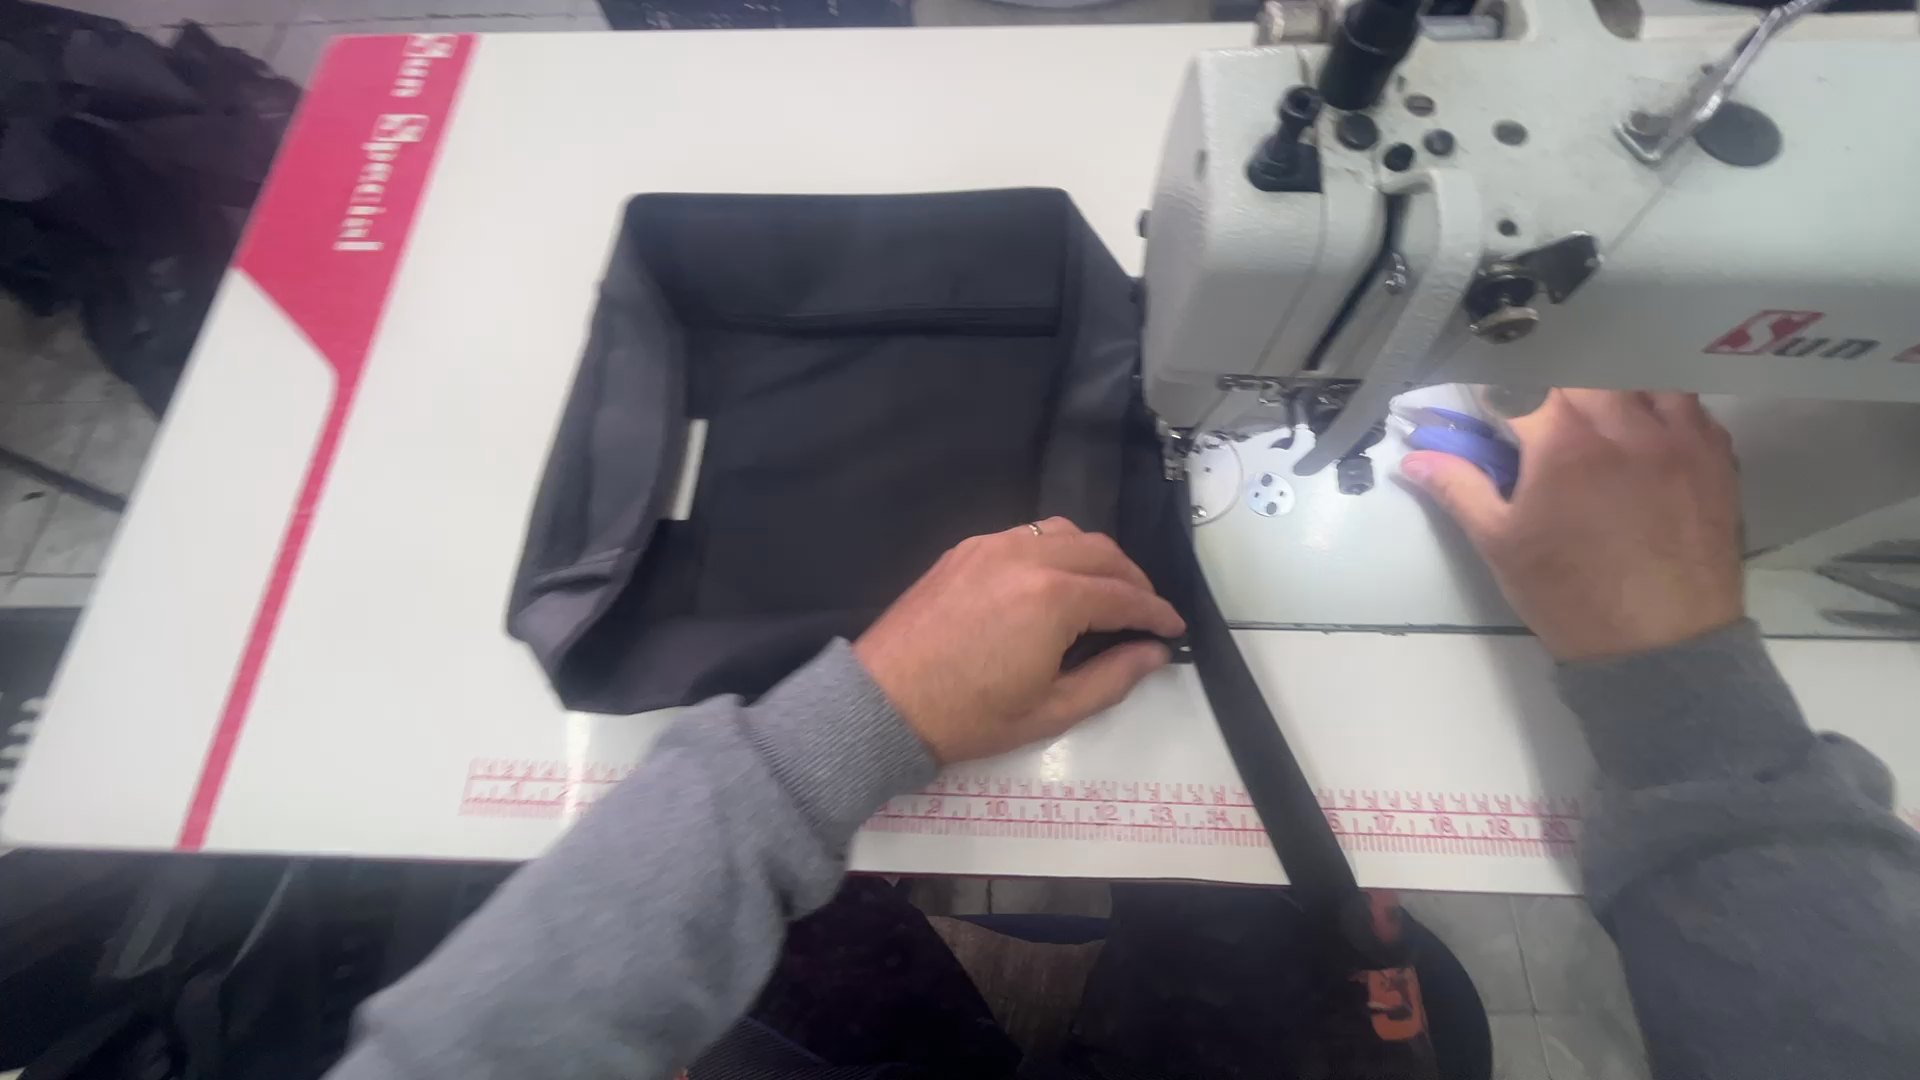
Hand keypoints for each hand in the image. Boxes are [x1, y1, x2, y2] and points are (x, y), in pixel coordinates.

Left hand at [853, 519, 1185, 764]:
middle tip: (1144, 611)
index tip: (1173, 628)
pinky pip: (1025, 535)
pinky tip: (1052, 579)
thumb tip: (1153, 653)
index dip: (1156, 612)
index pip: (1124, 595)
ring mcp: (991, 546)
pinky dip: (1054, 549)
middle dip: (1133, 579)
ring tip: (1104, 590)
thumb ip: (1113, 677)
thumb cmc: (969, 716)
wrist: (884, 701)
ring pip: (1063, 532)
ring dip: (1095, 557)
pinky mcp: (965, 549)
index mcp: (1053, 598)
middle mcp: (1026, 557)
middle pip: (1101, 552)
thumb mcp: (1051, 710)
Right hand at [1401, 389, 1742, 661]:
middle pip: (1584, 372)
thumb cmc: (1565, 590)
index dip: (1495, 389)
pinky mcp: (1716, 458)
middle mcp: (1627, 429)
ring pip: (1641, 377)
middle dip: (1548, 382)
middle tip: (1528, 406)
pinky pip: (1688, 404)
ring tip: (1584, 409)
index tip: (1480, 402)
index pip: (1523, 388)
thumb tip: (1412, 459)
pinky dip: (1654, 402)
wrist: (1657, 640)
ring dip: (1604, 383)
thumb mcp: (1496, 541)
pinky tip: (1636, 426)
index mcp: (1565, 447)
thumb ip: (1457, 487)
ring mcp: (1680, 439)